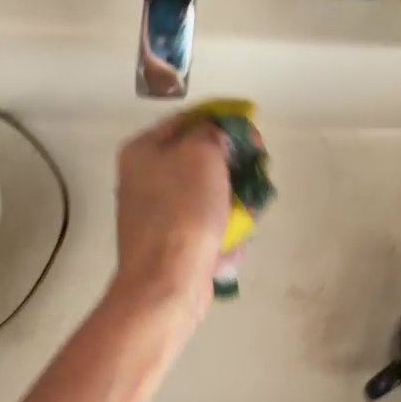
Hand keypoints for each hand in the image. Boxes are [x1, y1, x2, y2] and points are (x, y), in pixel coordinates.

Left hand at [112, 114, 232, 328]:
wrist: (168, 282)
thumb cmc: (184, 210)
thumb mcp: (202, 152)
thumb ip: (213, 131)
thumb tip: (218, 138)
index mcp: (143, 150)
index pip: (190, 119)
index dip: (225, 121)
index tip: (253, 135)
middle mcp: (145, 178)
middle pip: (202, 158)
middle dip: (234, 165)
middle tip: (257, 172)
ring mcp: (158, 212)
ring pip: (210, 192)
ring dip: (235, 200)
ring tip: (249, 213)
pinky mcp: (173, 241)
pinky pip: (207, 223)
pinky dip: (225, 229)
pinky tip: (234, 241)